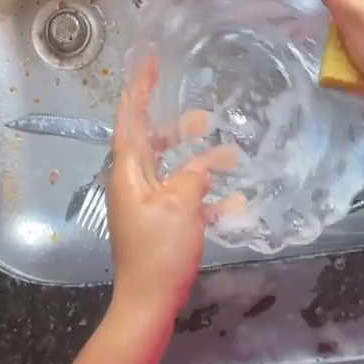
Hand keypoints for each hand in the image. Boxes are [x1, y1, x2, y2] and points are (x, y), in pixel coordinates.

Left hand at [106, 59, 237, 320]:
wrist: (149, 301)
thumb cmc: (159, 252)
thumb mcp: (178, 206)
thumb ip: (190, 177)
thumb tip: (199, 168)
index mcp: (128, 173)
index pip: (130, 120)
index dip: (139, 89)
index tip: (148, 62)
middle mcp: (133, 184)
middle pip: (152, 143)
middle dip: (177, 128)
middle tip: (204, 119)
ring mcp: (147, 206)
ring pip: (173, 171)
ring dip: (200, 163)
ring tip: (231, 157)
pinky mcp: (161, 226)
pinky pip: (184, 201)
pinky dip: (206, 198)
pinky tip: (234, 200)